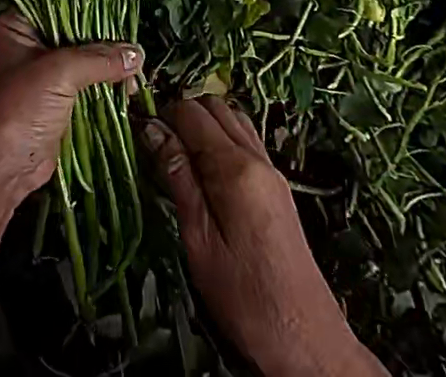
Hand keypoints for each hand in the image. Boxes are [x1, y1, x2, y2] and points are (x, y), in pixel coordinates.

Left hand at [0, 12, 140, 204]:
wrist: (0, 169)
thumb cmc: (17, 110)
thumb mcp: (58, 73)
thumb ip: (98, 58)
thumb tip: (137, 54)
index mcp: (13, 26)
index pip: (55, 2)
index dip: (88, 6)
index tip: (122, 11)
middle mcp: (25, 44)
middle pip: (72, 31)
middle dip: (105, 41)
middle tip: (136, 47)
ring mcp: (39, 73)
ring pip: (82, 59)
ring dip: (108, 66)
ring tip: (137, 71)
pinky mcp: (53, 99)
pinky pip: (84, 84)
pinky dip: (105, 86)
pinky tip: (128, 87)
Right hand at [143, 97, 385, 376]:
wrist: (307, 340)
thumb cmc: (245, 296)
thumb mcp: (198, 239)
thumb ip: (177, 178)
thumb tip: (152, 129)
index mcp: (236, 169)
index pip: (192, 113)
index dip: (161, 113)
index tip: (138, 131)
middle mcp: (257, 158)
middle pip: (215, 106)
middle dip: (182, 112)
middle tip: (156, 142)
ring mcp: (272, 170)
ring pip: (233, 118)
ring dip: (203, 123)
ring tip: (176, 153)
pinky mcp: (277, 187)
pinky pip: (246, 139)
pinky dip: (221, 137)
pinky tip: (204, 167)